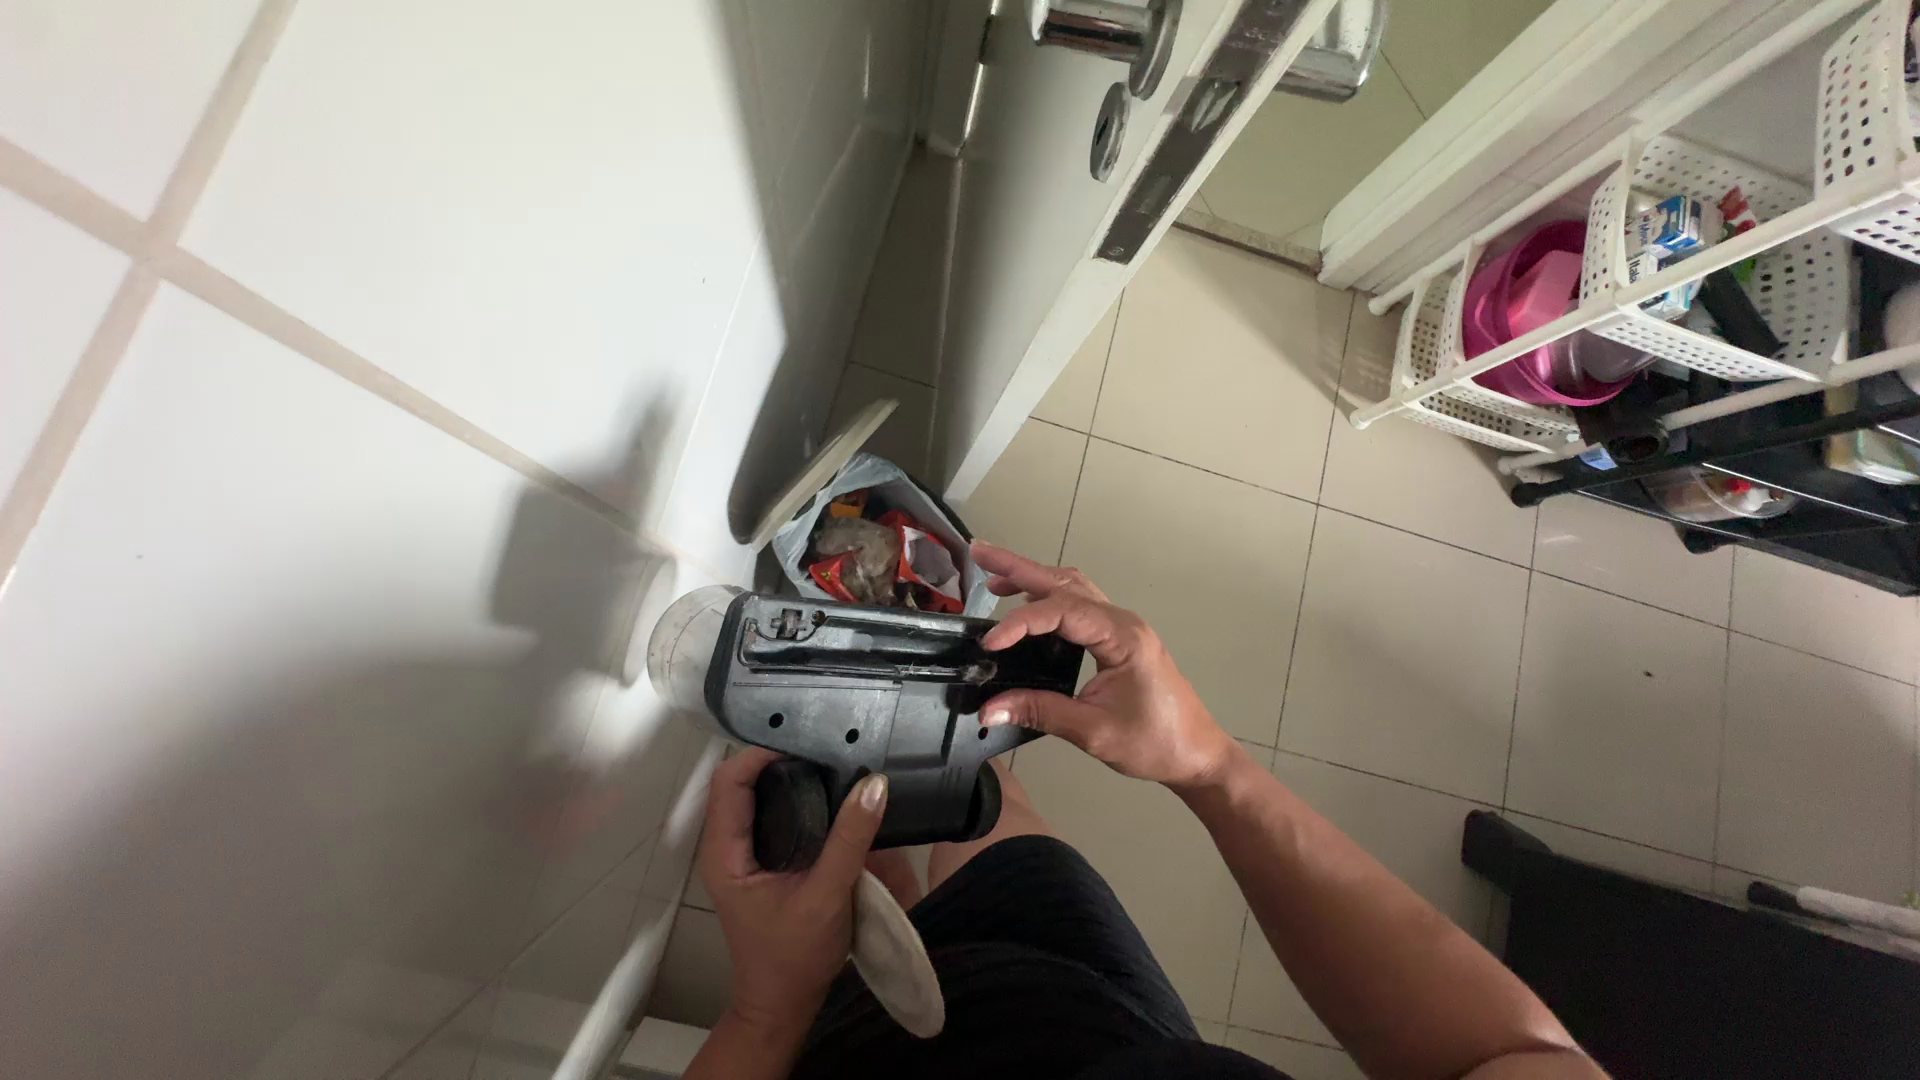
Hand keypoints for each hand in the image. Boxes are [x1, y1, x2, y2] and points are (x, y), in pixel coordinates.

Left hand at [696, 748, 887, 1035]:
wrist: (784, 1004)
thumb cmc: (795, 956)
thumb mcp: (828, 894)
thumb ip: (851, 838)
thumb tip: (874, 784)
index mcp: (725, 853)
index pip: (728, 781)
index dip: (760, 754)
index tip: (804, 745)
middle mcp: (725, 847)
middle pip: (739, 782)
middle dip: (776, 759)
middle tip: (822, 749)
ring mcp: (741, 854)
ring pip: (754, 796)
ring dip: (784, 776)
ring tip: (827, 763)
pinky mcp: (760, 860)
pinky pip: (769, 813)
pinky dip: (792, 796)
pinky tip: (825, 794)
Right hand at [972, 541, 1241, 790]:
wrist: (1197, 753)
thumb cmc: (1155, 742)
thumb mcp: (1093, 731)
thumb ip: (1039, 712)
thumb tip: (989, 709)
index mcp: (1121, 637)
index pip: (1061, 612)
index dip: (1020, 622)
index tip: (989, 643)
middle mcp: (1121, 621)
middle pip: (1064, 582)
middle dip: (1018, 566)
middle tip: (979, 552)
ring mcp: (1121, 626)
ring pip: (1072, 587)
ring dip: (1032, 577)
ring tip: (993, 576)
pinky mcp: (1118, 637)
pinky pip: (1079, 603)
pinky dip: (1048, 596)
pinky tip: (1026, 603)